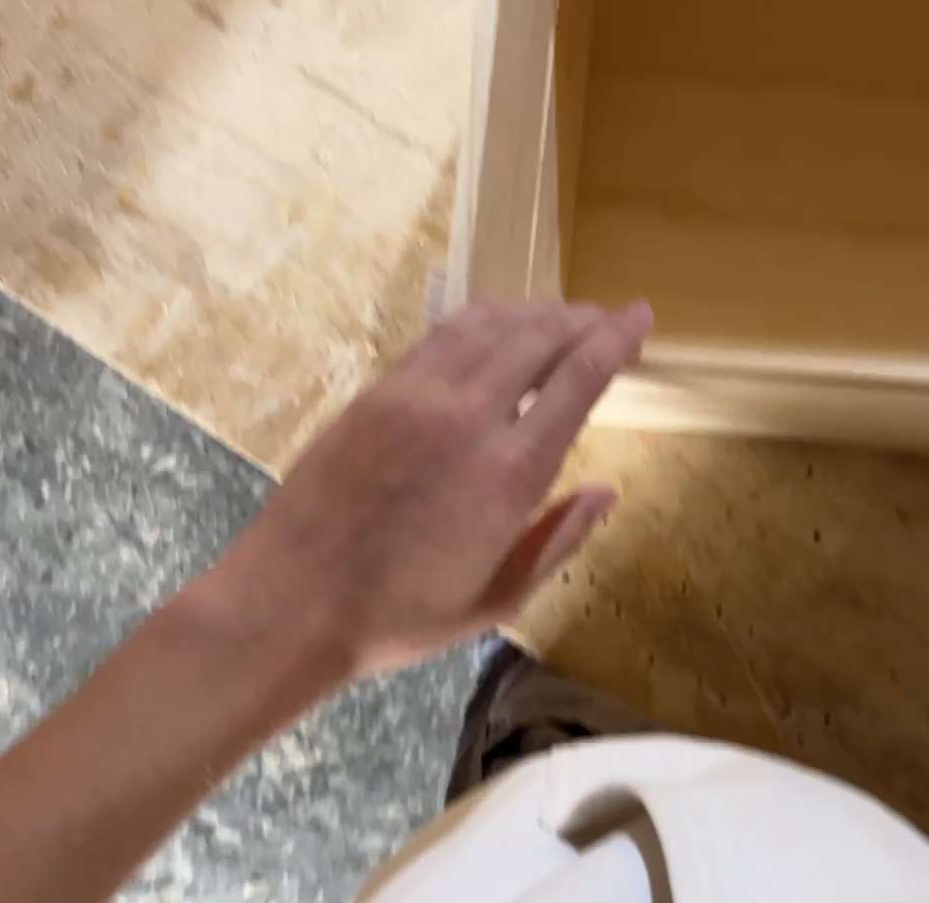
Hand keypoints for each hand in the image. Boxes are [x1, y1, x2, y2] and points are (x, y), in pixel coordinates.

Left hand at [207, 299, 653, 684]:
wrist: (288, 604)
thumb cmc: (400, 615)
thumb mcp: (497, 600)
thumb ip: (559, 539)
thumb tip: (607, 489)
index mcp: (510, 474)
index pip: (579, 378)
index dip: (616, 338)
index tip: (640, 315)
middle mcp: (470, 417)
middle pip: (541, 337)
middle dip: (584, 319)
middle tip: (607, 319)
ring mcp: (418, 396)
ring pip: (493, 324)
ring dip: (536, 312)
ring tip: (561, 316)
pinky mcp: (379, 390)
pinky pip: (445, 334)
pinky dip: (485, 318)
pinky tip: (498, 323)